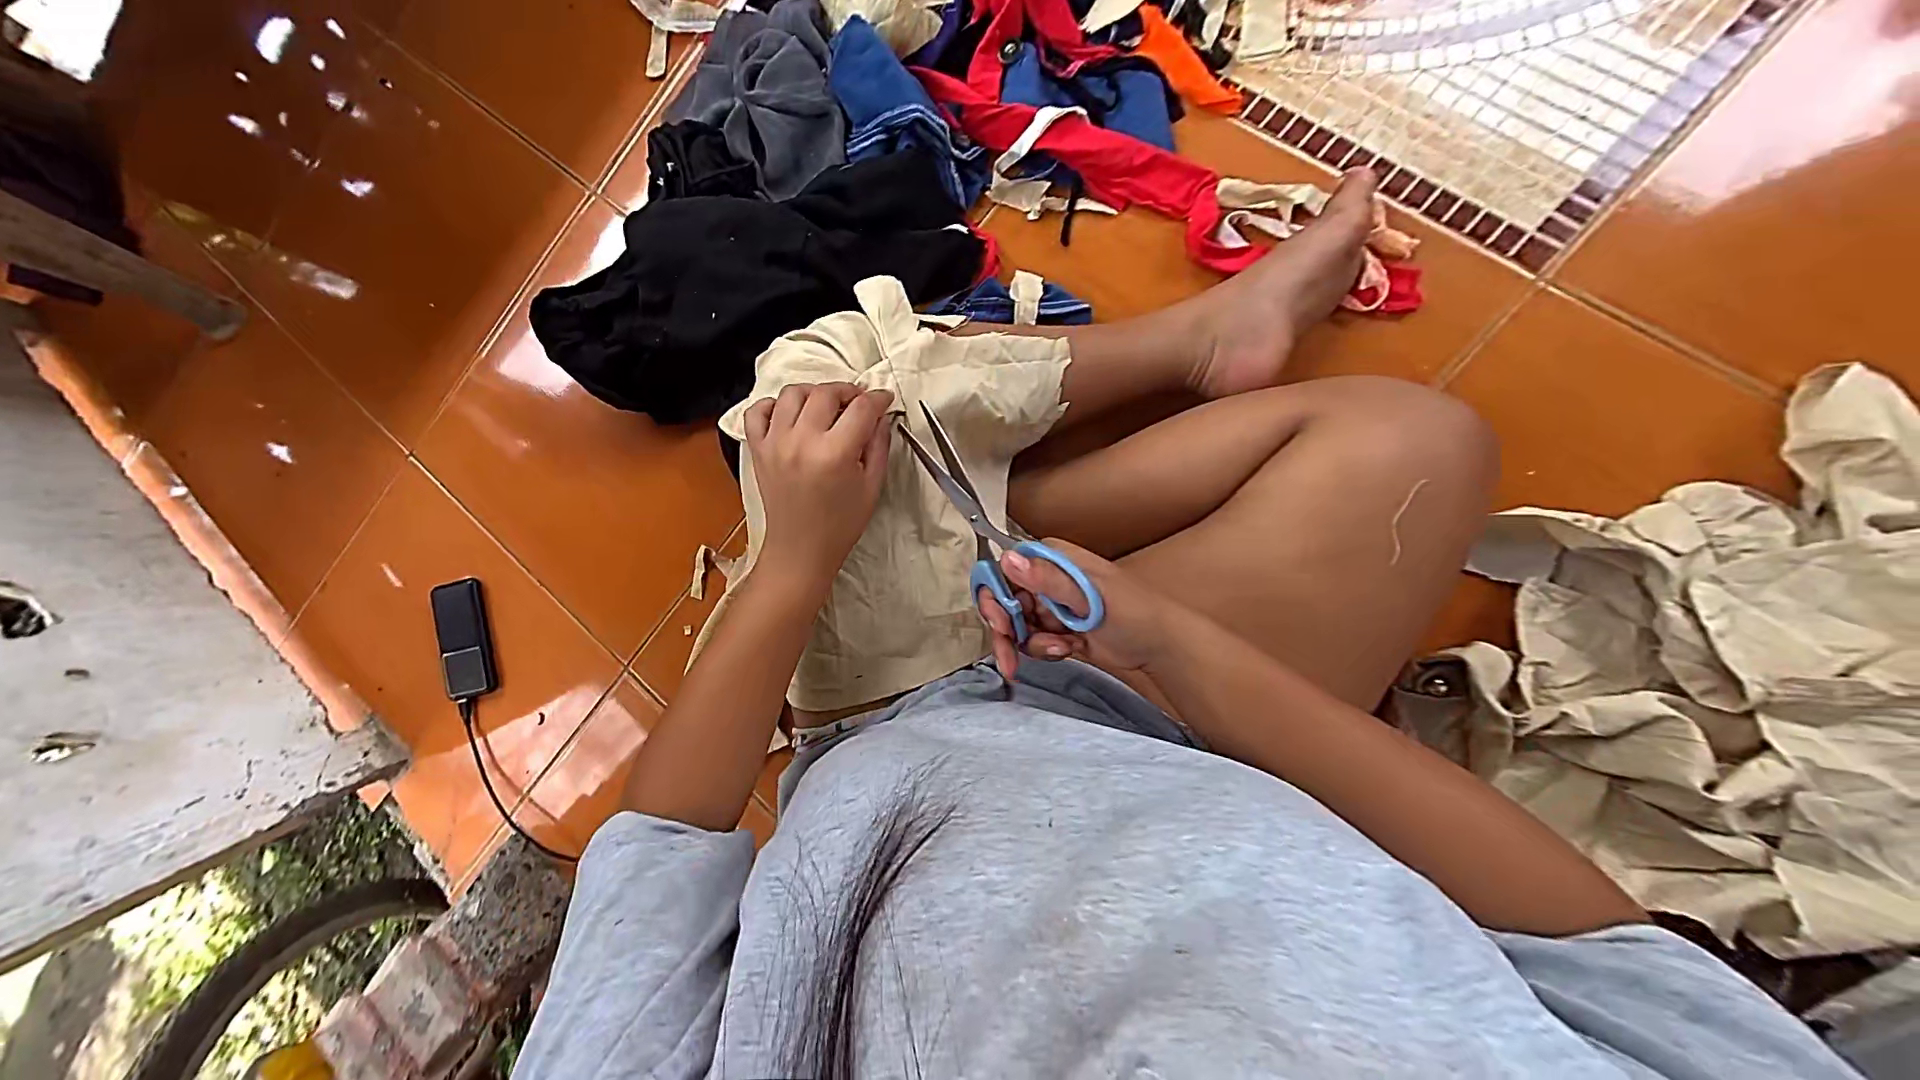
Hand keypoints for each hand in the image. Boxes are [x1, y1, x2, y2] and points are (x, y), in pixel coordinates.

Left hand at [744, 383, 893, 584]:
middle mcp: (802, 442)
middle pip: (826, 393)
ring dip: (814, 393)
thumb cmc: (840, 524)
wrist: (801, 549)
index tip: (884, 400)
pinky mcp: (758, 449)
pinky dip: (774, 405)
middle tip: (859, 404)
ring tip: (826, 407)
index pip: (861, 408)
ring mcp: (776, 443)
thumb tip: (880, 416)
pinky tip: (791, 415)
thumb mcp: (872, 486)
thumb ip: (879, 445)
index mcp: (835, 454)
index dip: (878, 399)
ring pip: (793, 393)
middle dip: (848, 392)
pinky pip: (758, 410)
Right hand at [976, 539, 1173, 678]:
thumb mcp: (1089, 595)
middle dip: (1007, 627)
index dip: (995, 595)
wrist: (1159, 645)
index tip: (999, 619)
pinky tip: (1066, 650)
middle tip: (1011, 645)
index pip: (1006, 569)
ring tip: (1058, 648)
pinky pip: (1033, 639)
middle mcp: (1049, 578)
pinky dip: (1043, 649)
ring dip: (1030, 641)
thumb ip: (1047, 579)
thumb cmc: (1134, 611)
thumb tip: (1010, 559)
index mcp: (1054, 559)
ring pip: (1017, 624)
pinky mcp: (1057, 627)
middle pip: (1005, 600)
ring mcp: (1052, 604)